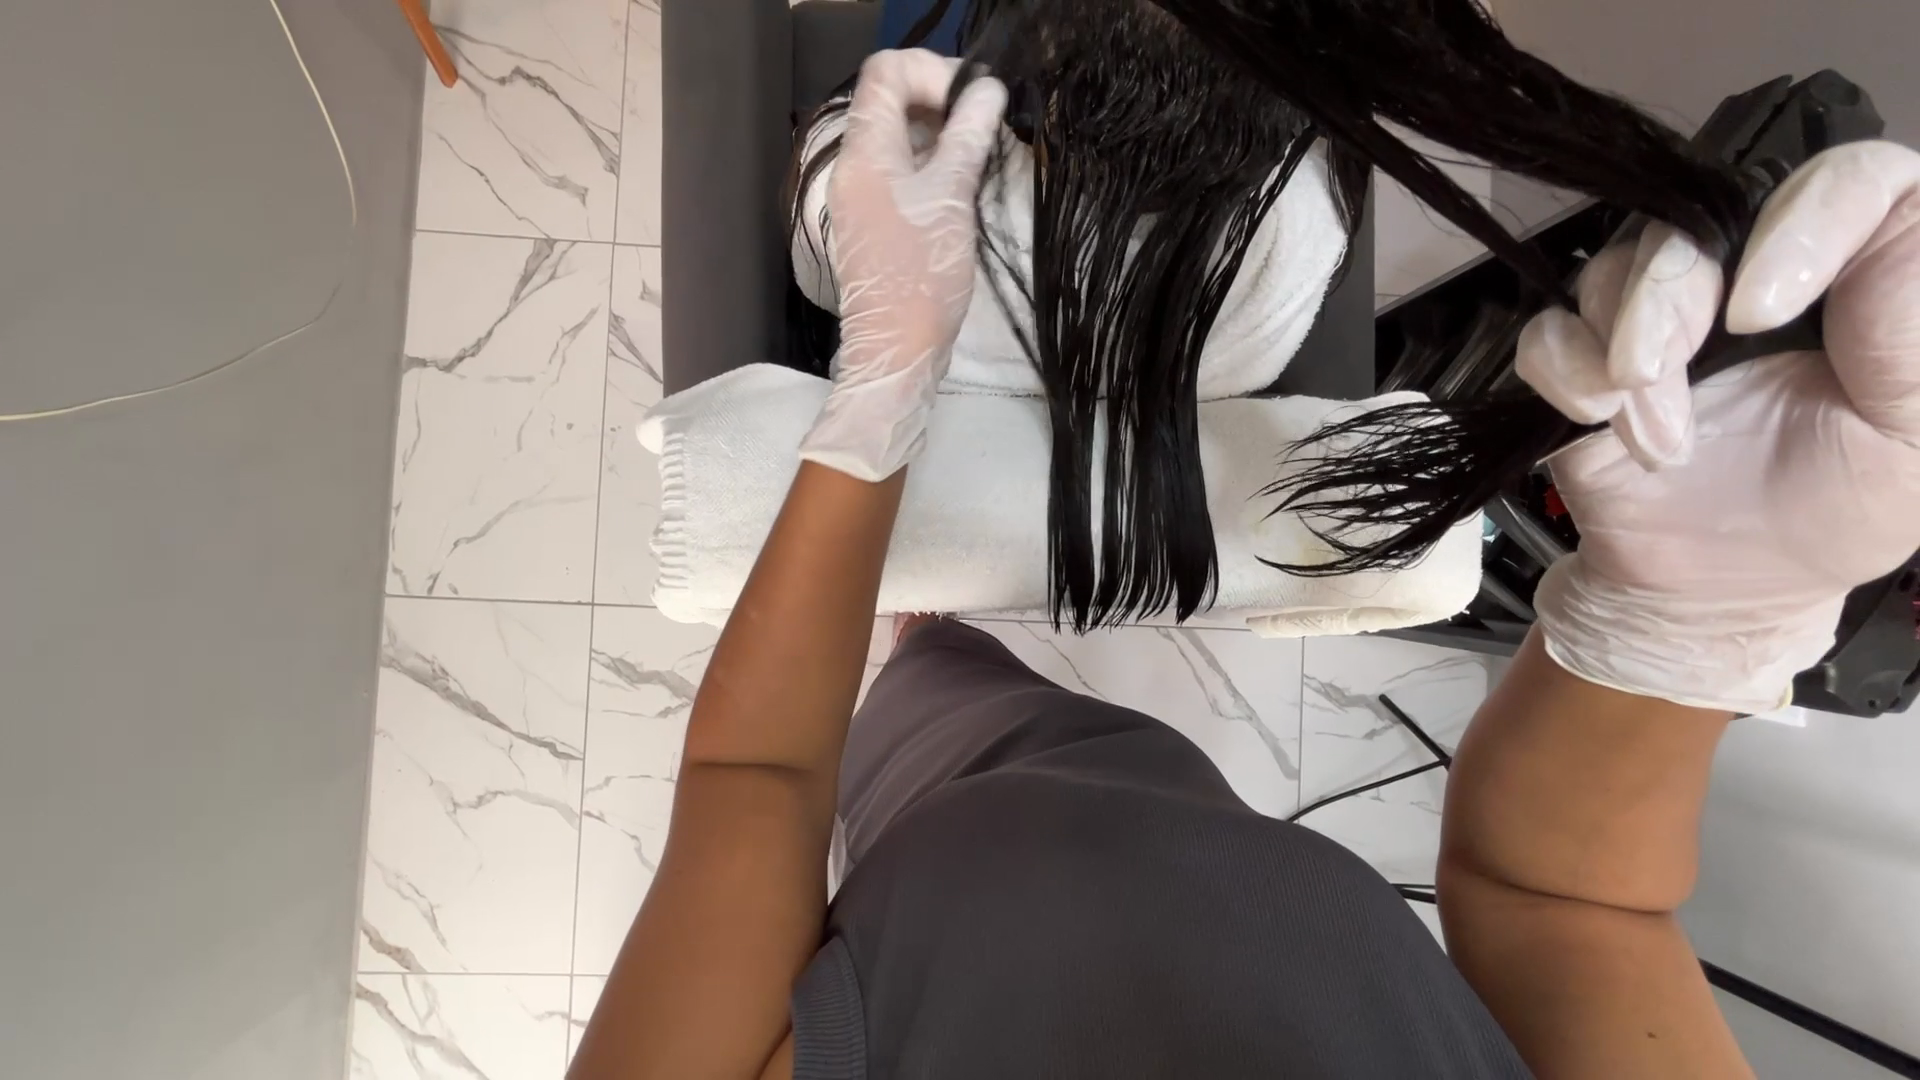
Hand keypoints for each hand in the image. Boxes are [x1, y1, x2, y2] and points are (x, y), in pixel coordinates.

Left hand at [796, 50, 1006, 481]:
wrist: (897, 348)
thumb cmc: (924, 274)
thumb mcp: (952, 198)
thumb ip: (967, 137)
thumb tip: (988, 89)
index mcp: (865, 153)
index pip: (885, 72)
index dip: (931, 72)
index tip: (972, 102)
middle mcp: (853, 168)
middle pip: (889, 104)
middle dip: (939, 104)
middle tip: (982, 131)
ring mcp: (860, 199)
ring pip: (896, 142)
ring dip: (938, 139)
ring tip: (976, 162)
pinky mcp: (873, 225)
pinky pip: (898, 177)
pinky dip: (928, 169)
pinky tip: (958, 191)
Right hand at [1516, 141, 1919, 711]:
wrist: (1719, 580)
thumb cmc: (1842, 506)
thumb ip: (1911, 334)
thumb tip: (1877, 244)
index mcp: (1853, 279)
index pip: (1846, 183)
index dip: (1804, 217)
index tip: (1765, 309)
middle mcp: (1745, 283)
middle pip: (1689, 226)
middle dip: (1667, 301)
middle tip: (1661, 373)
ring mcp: (1653, 325)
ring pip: (1606, 277)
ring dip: (1619, 356)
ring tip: (1652, 436)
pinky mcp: (1577, 369)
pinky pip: (1545, 338)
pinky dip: (1562, 377)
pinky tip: (1595, 424)